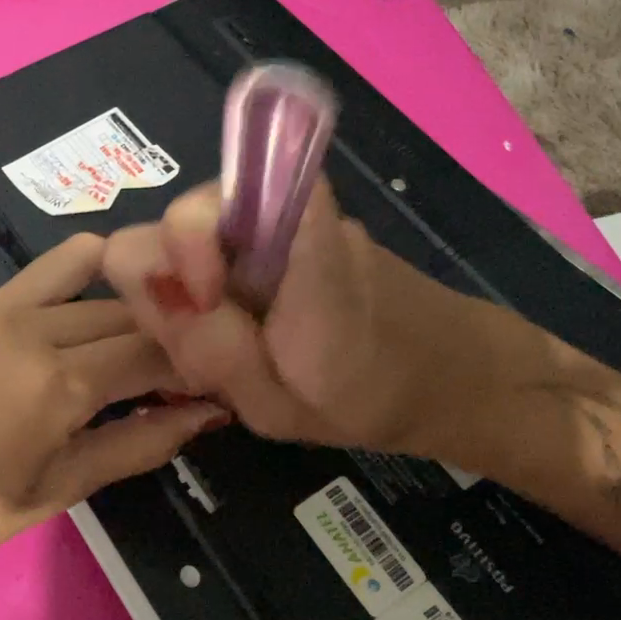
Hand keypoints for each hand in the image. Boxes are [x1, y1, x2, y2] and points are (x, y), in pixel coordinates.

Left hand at [0, 232, 228, 614]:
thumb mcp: (64, 486)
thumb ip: (140, 441)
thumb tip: (207, 413)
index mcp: (54, 376)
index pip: (154, 347)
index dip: (193, 363)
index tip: (213, 381)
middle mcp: (24, 321)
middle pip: (122, 307)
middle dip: (160, 333)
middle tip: (177, 366)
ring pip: (79, 270)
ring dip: (116, 298)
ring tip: (128, 337)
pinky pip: (31, 285)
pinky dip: (65, 301)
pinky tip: (69, 340)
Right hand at [101, 181, 469, 457]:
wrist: (455, 370)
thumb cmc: (373, 399)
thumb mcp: (280, 408)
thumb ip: (218, 355)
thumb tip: (165, 296)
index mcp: (294, 250)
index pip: (194, 211)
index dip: (179, 254)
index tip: (206, 305)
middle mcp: (282, 213)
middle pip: (172, 224)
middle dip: (170, 285)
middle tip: (213, 343)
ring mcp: (280, 218)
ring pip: (186, 241)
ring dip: (187, 293)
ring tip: (234, 346)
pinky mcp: (280, 230)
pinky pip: (212, 249)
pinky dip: (210, 289)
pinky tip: (246, 330)